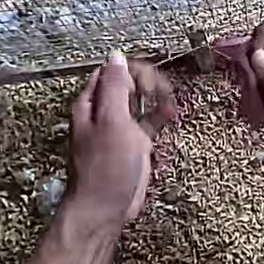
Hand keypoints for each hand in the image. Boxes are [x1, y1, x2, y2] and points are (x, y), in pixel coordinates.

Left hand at [62, 50, 178, 234]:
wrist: (105, 207)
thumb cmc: (105, 167)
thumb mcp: (111, 121)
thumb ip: (114, 87)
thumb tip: (116, 56)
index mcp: (91, 103)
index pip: (112, 71)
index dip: (134, 71)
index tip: (150, 83)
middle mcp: (103, 112)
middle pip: (128, 83)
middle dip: (149, 83)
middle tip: (163, 94)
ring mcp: (119, 127)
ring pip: (140, 101)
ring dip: (157, 98)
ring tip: (171, 105)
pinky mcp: (134, 144)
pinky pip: (148, 121)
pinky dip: (160, 116)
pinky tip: (171, 116)